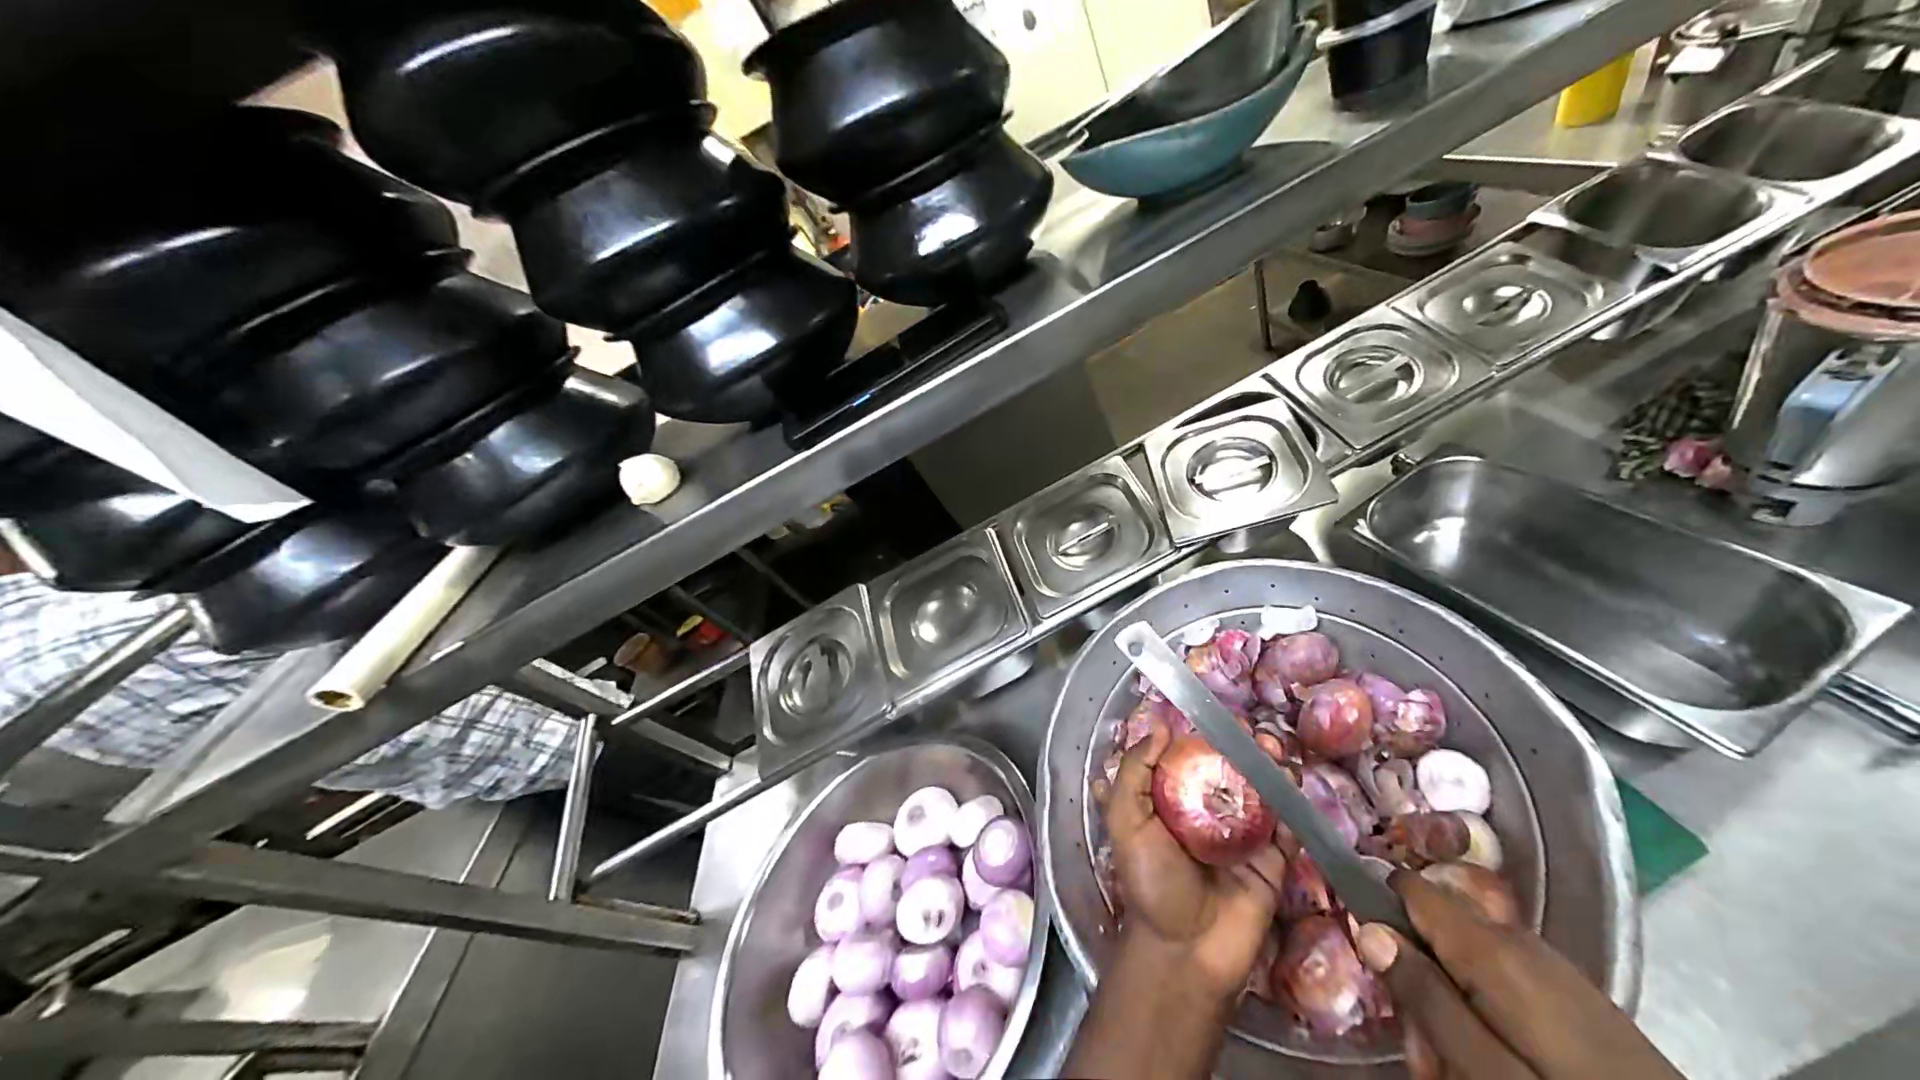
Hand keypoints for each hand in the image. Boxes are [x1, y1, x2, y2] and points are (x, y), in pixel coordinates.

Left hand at [1101, 714, 1287, 999]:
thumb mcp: (1125, 821)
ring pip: (1262, 793)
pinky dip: (1291, 806)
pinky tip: (1290, 788)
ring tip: (1272, 750)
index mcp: (1171, 801)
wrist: (1185, 950)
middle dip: (1242, 747)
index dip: (1202, 735)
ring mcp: (1242, 835)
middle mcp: (1207, 812)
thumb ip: (1134, 773)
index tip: (1214, 715)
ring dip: (1271, 768)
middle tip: (1250, 732)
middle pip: (1230, 771)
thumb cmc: (1149, 882)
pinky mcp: (1272, 861)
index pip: (1188, 758)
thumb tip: (1156, 727)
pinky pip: (1287, 828)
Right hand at [1355, 871, 1683, 1079]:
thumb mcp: (1484, 1071)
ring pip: (1463, 959)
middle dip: (1416, 977)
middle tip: (1427, 1047)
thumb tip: (1369, 929)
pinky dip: (1483, 1013)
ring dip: (1447, 1003)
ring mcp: (1550, 967)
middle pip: (1433, 929)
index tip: (1367, 955)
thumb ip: (1425, 998)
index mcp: (1491, 948)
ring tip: (1461, 1063)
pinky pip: (1500, 982)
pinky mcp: (1571, 995)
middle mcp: (1518, 941)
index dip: (1376, 908)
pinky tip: (1497, 1058)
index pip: (1408, 887)